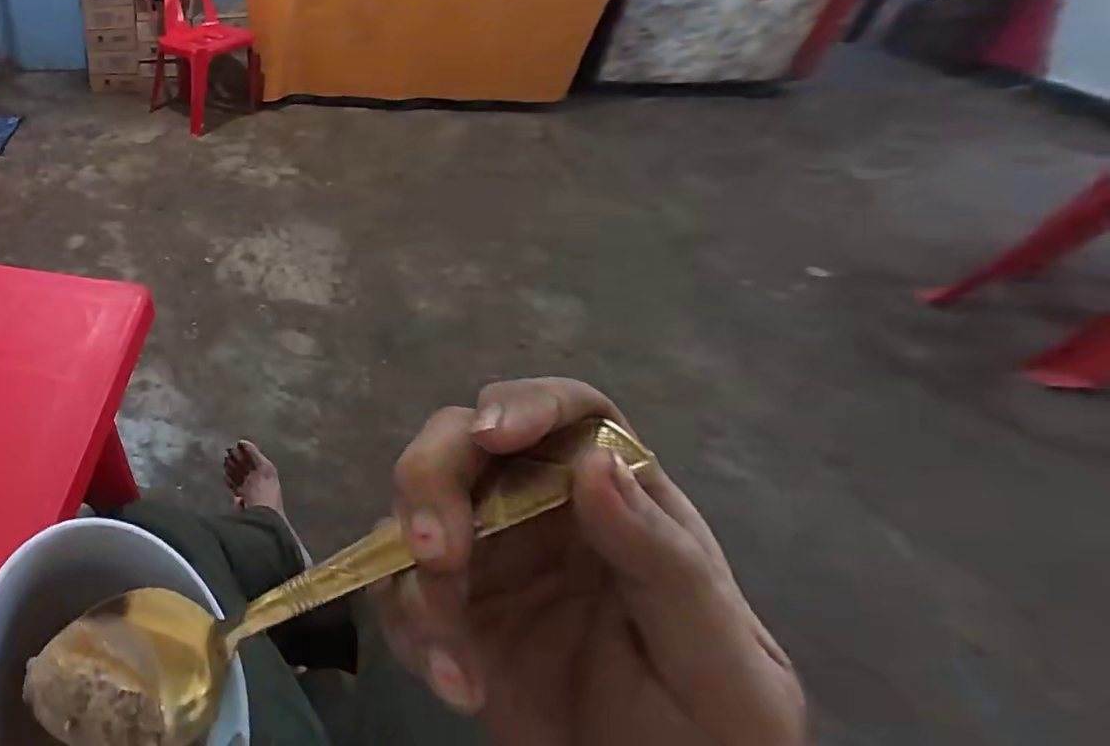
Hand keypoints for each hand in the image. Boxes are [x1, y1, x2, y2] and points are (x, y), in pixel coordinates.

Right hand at [381, 377, 804, 745]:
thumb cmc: (707, 737)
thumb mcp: (722, 668)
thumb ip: (667, 565)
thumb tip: (593, 461)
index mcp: (612, 501)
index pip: (569, 413)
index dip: (525, 404)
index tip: (491, 434)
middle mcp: (535, 506)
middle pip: (461, 439)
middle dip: (431, 477)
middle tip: (433, 549)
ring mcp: (481, 550)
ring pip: (412, 503)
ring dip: (414, 566)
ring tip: (450, 647)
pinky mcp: (441, 601)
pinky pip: (395, 583)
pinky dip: (409, 626)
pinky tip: (456, 684)